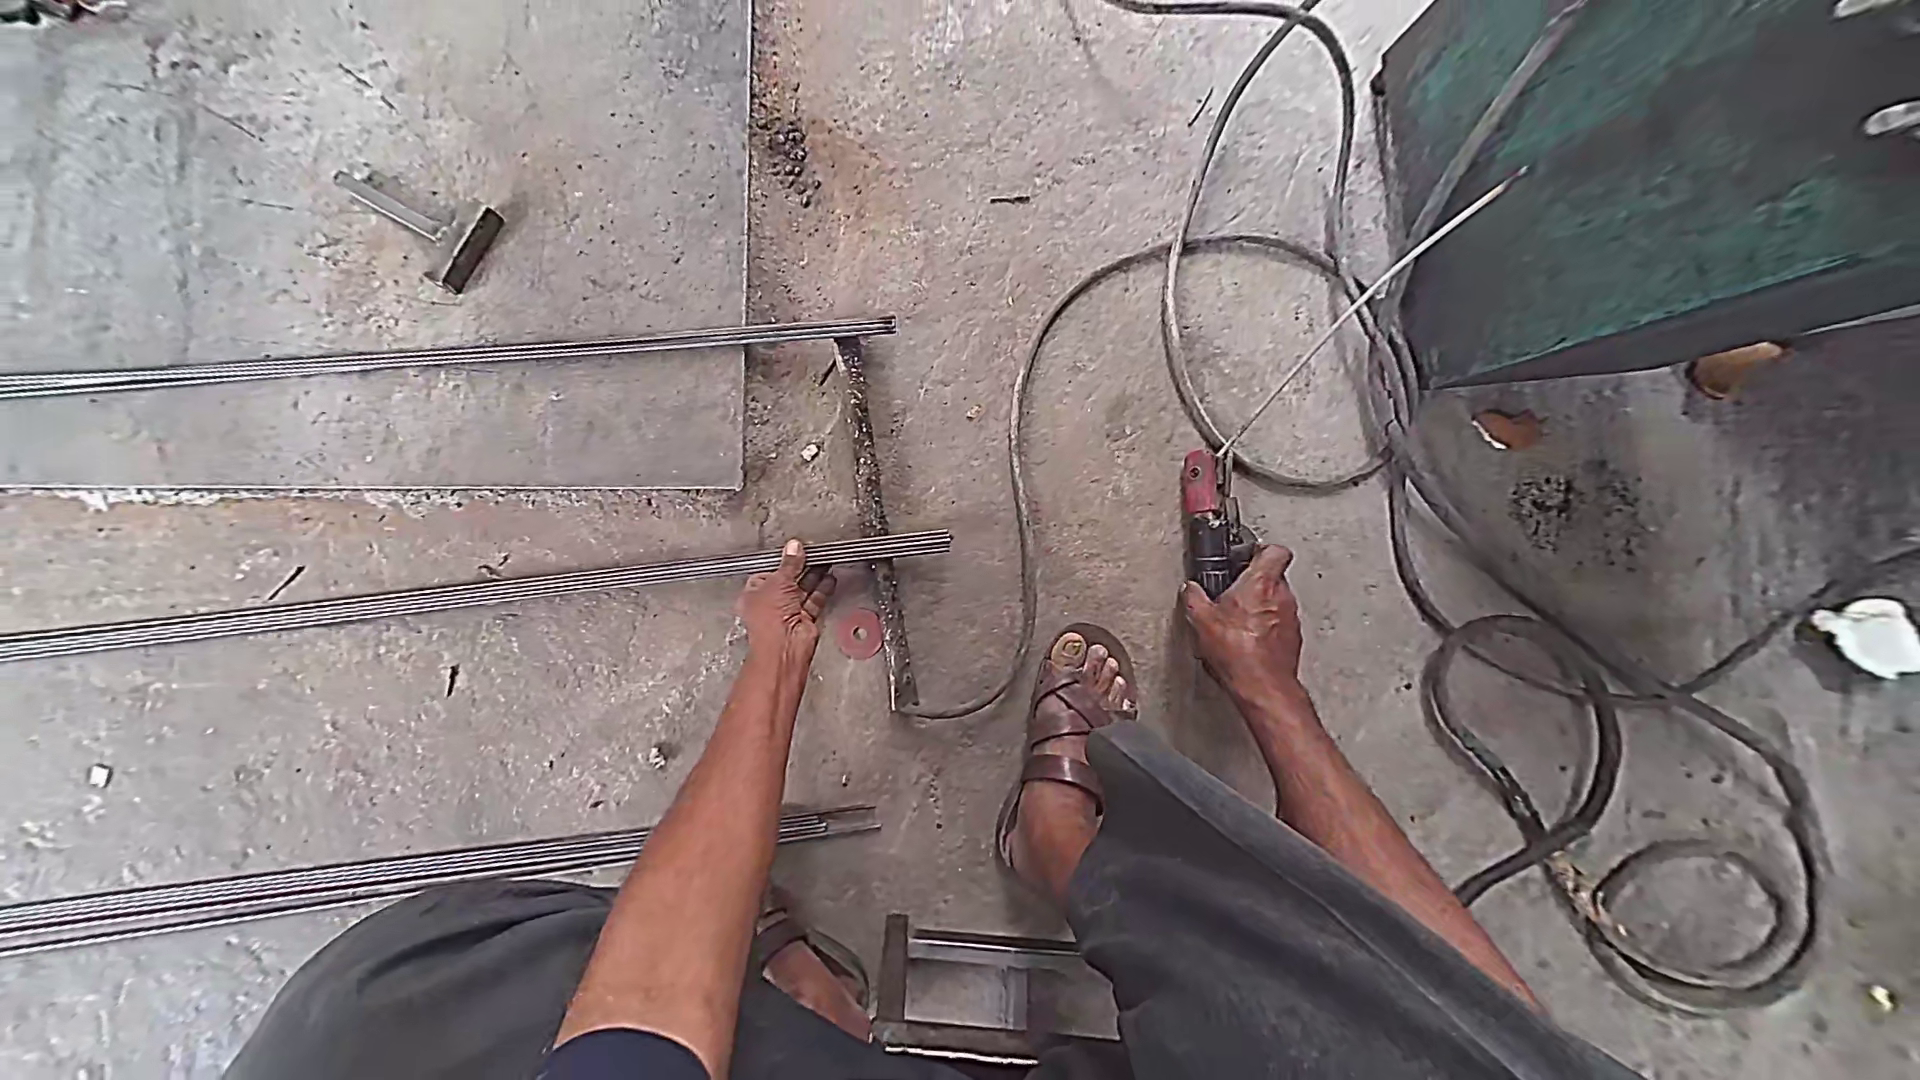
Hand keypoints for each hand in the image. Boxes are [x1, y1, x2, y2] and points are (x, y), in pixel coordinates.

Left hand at [737, 539, 836, 663]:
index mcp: (753, 596)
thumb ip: (789, 563)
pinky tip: (829, 579)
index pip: (767, 574)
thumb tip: (794, 548)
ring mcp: (788, 613)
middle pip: (787, 581)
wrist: (784, 644)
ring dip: (814, 577)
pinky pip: (814, 601)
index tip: (793, 552)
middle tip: (812, 554)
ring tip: (824, 562)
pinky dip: (823, 590)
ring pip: (803, 590)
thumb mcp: (778, 581)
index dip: (780, 563)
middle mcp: (770, 605)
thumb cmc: (769, 619)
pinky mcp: (804, 619)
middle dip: (800, 568)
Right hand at [1181, 545, 1304, 700]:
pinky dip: (1265, 624)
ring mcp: (1290, 617)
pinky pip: (1279, 620)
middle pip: (1273, 575)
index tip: (1247, 554)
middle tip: (1234, 590)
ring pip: (1276, 598)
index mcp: (1261, 584)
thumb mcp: (1201, 620)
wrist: (1261, 685)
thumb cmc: (1237, 652)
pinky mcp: (1292, 636)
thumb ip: (1194, 596)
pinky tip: (1246, 637)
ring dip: (1260, 603)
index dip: (1260, 549)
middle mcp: (1281, 596)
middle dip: (1253, 581)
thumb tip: (1190, 589)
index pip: (1274, 551)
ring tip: (1238, 617)